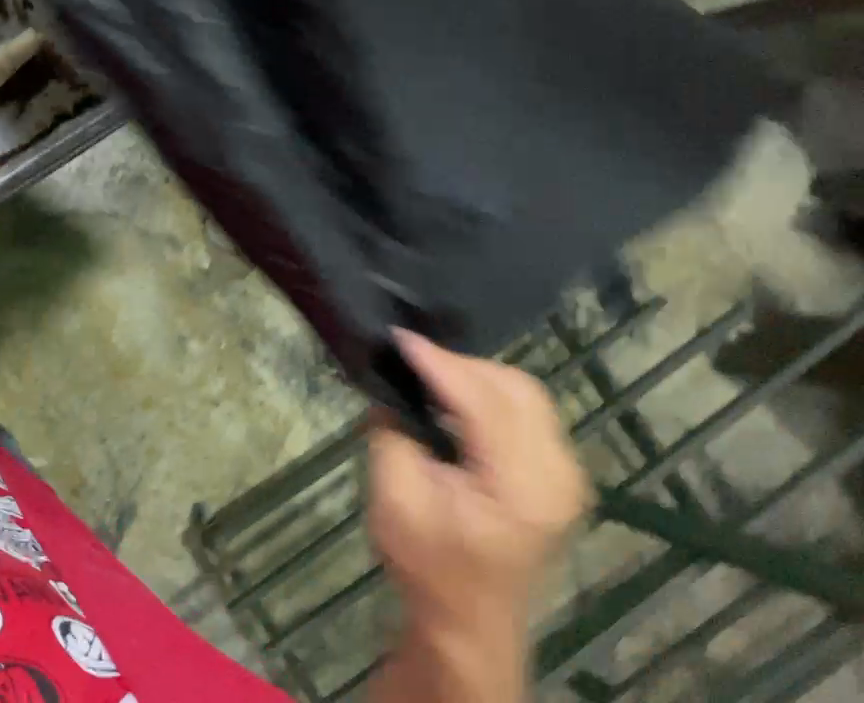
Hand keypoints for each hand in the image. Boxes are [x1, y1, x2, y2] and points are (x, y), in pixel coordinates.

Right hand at [368, 330, 588, 631]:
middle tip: (409, 360)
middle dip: (461, 365)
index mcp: (522, 486)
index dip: (439, 364)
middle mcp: (558, 475)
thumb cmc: (426, 564)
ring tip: (426, 377)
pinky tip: (451, 401)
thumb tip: (392, 390)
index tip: (398, 337)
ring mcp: (565, 476)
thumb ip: (393, 436)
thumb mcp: (394, 499)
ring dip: (476, 378)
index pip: (484, 402)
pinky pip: (527, 415)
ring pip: (526, 397)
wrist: (468, 620)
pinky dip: (487, 397)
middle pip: (518, 390)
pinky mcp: (556, 476)